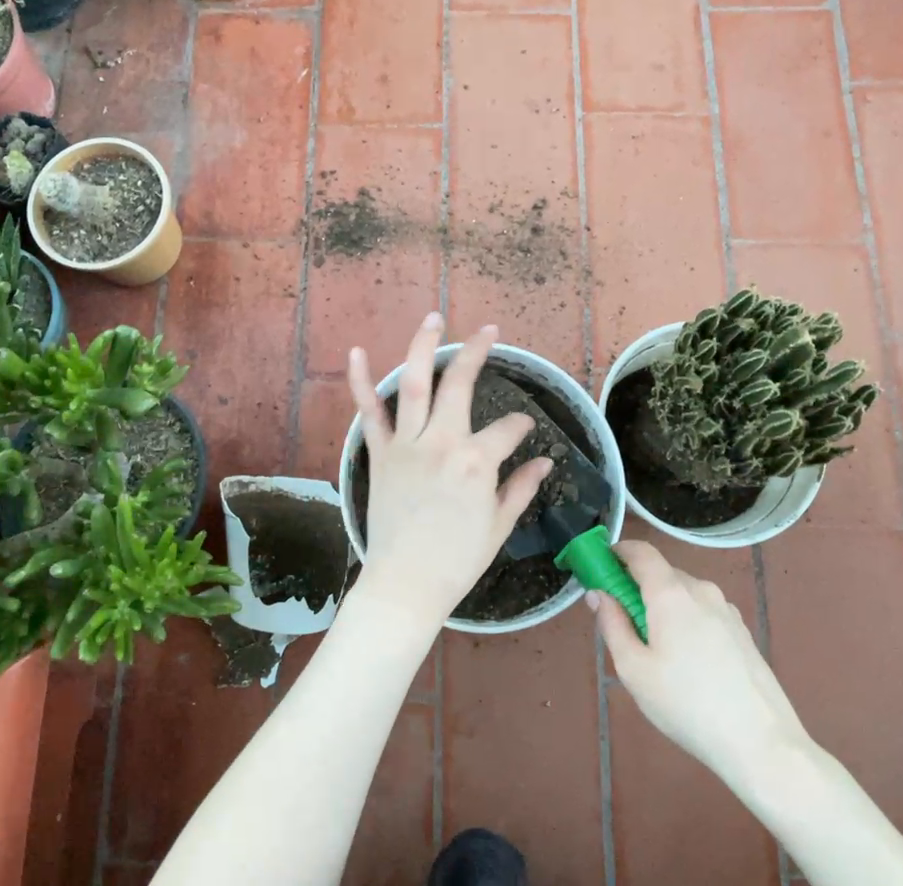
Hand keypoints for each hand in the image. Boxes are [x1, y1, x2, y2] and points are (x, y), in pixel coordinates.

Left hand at [345, 315, 552, 627]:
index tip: (523, 431)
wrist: (406, 584)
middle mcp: (442, 442)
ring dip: (423, 346)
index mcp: (478, 462)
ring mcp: (407, 445)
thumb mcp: (500, 526)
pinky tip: (358, 351)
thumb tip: (544, 462)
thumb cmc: (458, 561)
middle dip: (477, 352)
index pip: (508, 429)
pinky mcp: (380, 454)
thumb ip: (521, 488)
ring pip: (413, 384)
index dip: (520, 427)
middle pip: (460, 384)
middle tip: (489, 330)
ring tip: (433, 318)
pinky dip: (361, 381)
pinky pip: (369, 412)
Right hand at [593, 541, 811, 784]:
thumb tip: (599, 594)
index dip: (616, 553)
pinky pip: (703, 613)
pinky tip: (688, 665)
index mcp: (671, 593)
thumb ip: (612, 625)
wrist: (761, 742)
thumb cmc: (686, 704)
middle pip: (661, 574)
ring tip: (657, 654)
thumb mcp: (634, 669)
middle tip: (622, 626)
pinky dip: (686, 622)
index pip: (640, 551)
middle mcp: (702, 591)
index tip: (599, 571)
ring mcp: (727, 611)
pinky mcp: (742, 632)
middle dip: (637, 589)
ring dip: (662, 608)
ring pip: (684, 595)